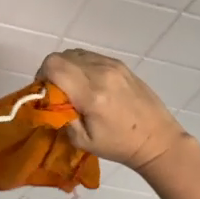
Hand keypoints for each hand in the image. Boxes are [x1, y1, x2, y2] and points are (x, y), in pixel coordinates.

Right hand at [38, 49, 188, 170]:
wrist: (157, 139)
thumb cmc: (119, 145)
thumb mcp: (83, 141)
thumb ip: (61, 118)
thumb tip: (49, 102)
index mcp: (91, 94)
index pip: (54, 66)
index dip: (42, 76)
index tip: (45, 93)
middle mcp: (101, 73)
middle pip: (62, 56)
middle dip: (52, 72)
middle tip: (57, 92)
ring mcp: (113, 65)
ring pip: (76, 53)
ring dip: (67, 67)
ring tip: (73, 88)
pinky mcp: (121, 65)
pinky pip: (91, 56)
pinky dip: (82, 66)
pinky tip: (89, 84)